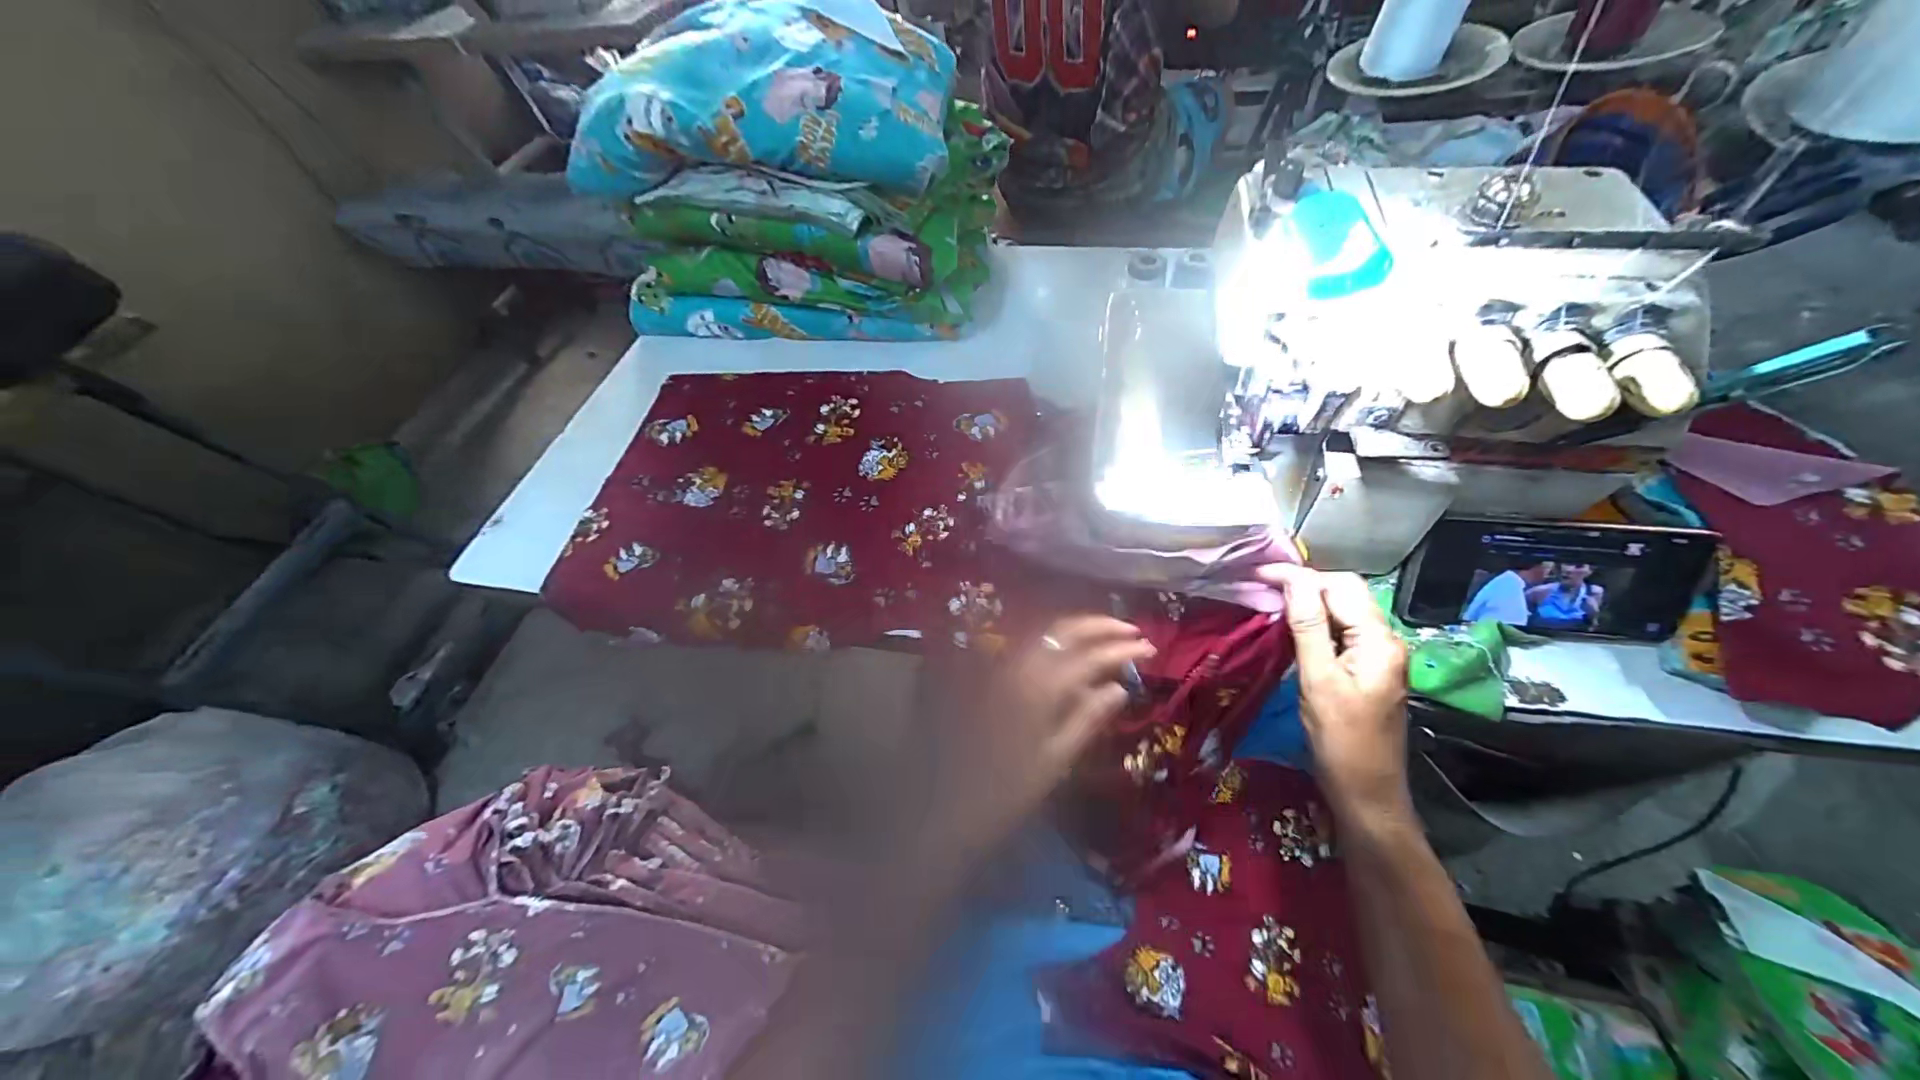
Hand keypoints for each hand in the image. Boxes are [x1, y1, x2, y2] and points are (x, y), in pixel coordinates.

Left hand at [926, 616, 1154, 861]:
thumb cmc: (1008, 791)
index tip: (1151, 648)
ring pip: (1043, 635)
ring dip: (1077, 630)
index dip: (1123, 648)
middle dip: (1100, 626)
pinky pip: (1027, 649)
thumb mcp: (1056, 760)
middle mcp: (1018, 667)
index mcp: (1041, 688)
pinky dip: (1054, 644)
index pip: (1090, 655)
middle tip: (1131, 632)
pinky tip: (1069, 656)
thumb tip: (1118, 686)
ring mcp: (1000, 668)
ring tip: (1107, 636)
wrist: (949, 805)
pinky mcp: (988, 677)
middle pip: (1064, 631)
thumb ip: (1088, 717)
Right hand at [1260, 565, 1412, 821]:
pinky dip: (1314, 623)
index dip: (1299, 576)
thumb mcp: (1319, 681)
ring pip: (1341, 610)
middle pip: (1344, 592)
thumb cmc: (1342, 741)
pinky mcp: (1366, 669)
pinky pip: (1340, 631)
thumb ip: (1308, 627)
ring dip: (1307, 602)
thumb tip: (1293, 580)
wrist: (1367, 793)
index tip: (1257, 576)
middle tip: (1261, 588)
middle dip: (1303, 584)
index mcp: (1379, 640)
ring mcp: (1377, 655)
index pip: (1339, 586)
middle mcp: (1385, 640)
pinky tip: (1290, 629)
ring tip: (1269, 603)